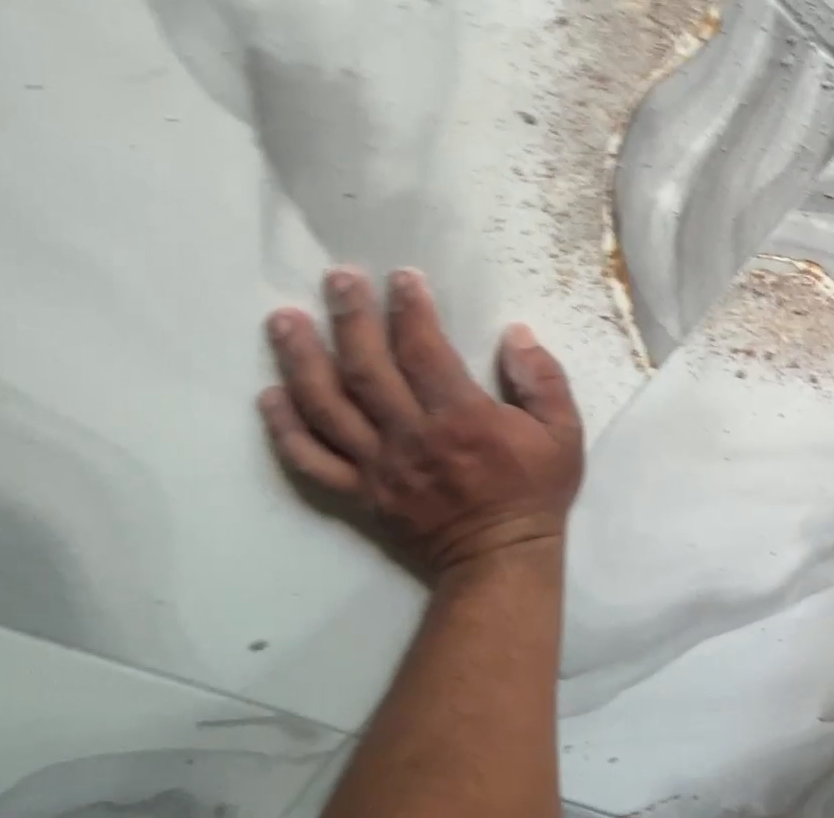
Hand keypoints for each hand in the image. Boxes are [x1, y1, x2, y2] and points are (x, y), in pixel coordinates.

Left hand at [258, 267, 583, 576]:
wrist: (499, 556)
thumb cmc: (536, 489)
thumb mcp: (563, 431)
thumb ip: (542, 380)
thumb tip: (514, 334)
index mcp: (461, 417)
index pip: (425, 351)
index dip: (411, 310)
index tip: (401, 277)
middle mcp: (410, 436)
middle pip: (367, 369)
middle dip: (351, 318)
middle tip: (337, 278)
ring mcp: (377, 466)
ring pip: (327, 408)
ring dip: (302, 361)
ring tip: (283, 320)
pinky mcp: (360, 493)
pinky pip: (312, 460)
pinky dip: (286, 428)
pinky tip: (270, 395)